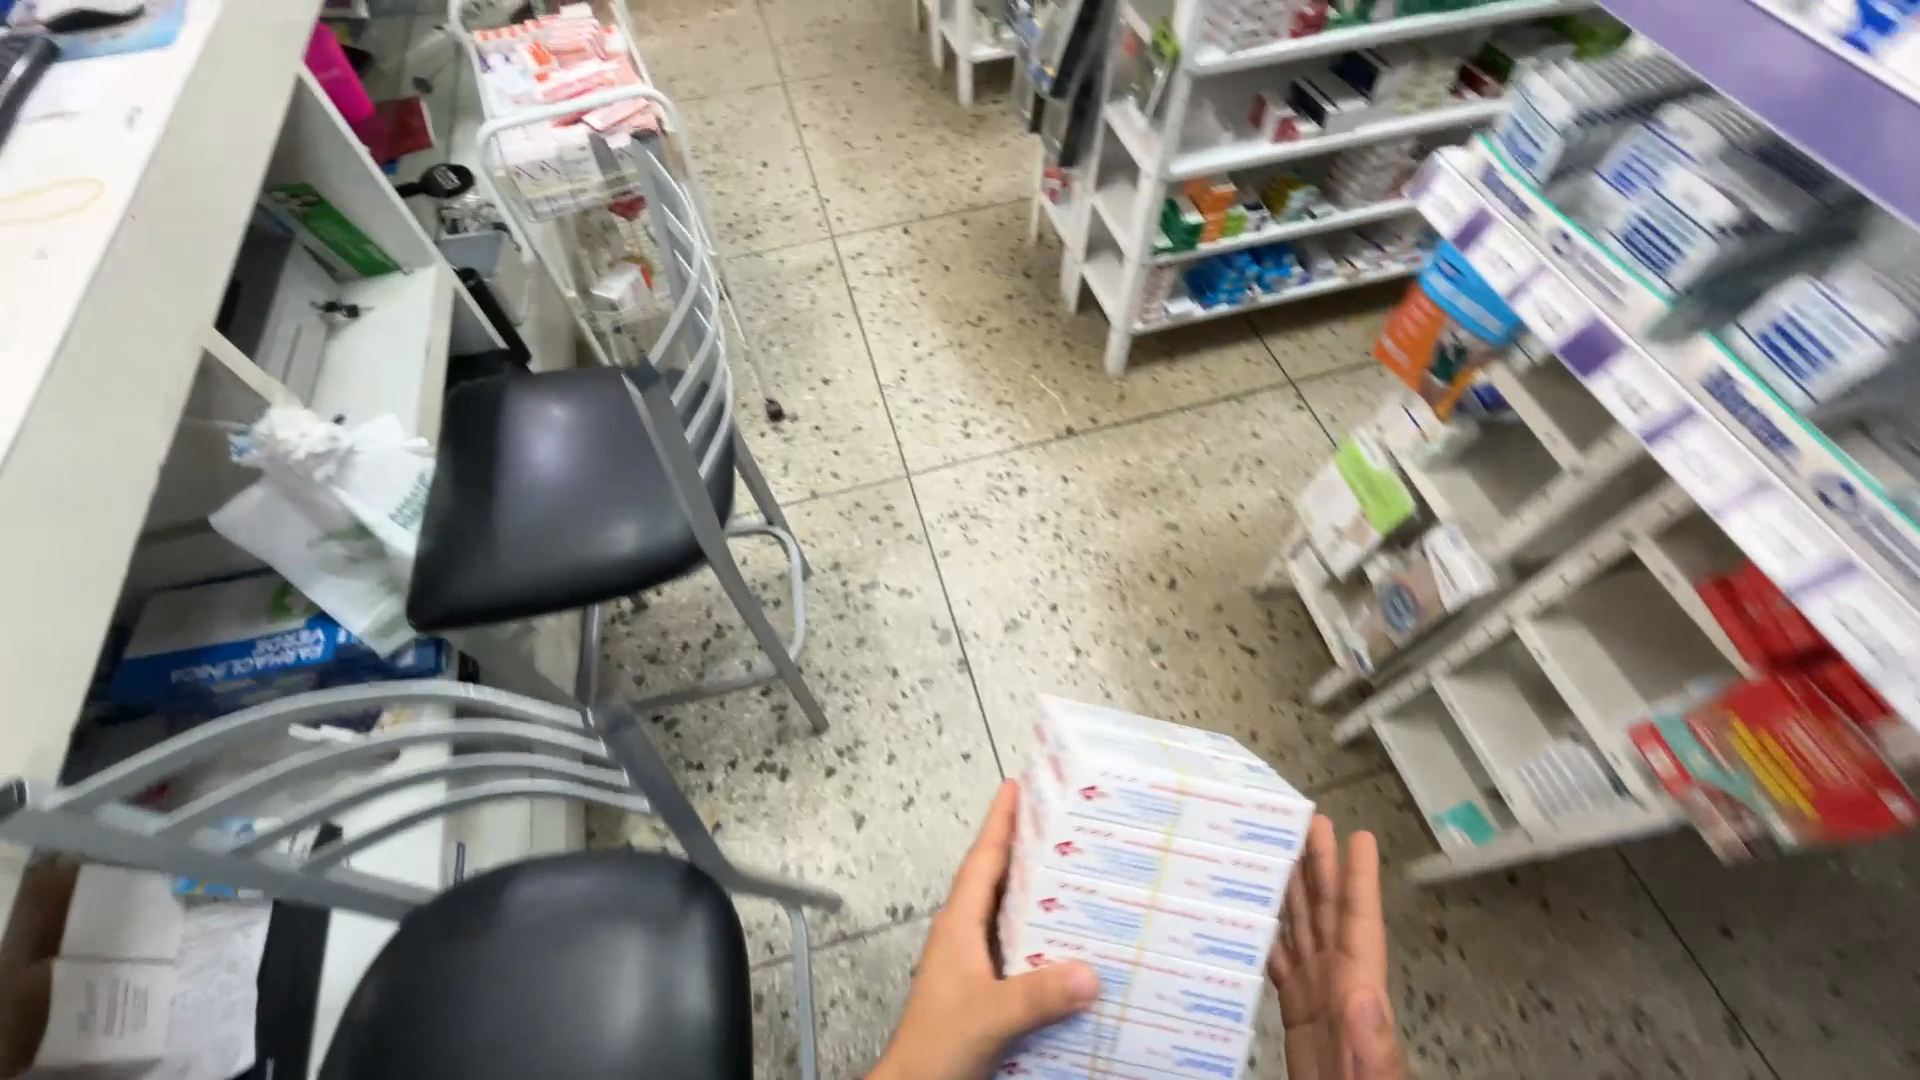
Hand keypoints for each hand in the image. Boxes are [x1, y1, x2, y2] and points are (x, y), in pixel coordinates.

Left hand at [868, 780, 1100, 1079]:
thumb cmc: (938, 1044)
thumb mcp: (990, 1014)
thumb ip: (1037, 995)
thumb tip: (1092, 972)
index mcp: (960, 922)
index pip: (983, 858)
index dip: (999, 821)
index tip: (1016, 784)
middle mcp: (966, 930)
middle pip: (997, 875)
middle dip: (1023, 843)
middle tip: (1060, 816)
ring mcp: (974, 957)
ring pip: (1007, 908)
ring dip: (1034, 885)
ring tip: (1073, 864)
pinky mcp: (985, 982)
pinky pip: (1016, 941)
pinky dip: (1039, 928)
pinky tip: (1068, 936)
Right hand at [1267, 815, 1408, 1079]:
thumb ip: (1373, 1049)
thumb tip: (1363, 992)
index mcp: (1356, 990)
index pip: (1358, 924)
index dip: (1358, 879)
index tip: (1357, 837)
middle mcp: (1337, 982)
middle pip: (1327, 911)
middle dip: (1316, 863)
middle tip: (1303, 819)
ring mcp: (1314, 994)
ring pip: (1301, 926)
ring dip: (1288, 886)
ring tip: (1271, 847)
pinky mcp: (1293, 1010)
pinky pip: (1278, 957)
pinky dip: (1264, 927)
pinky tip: (1246, 907)